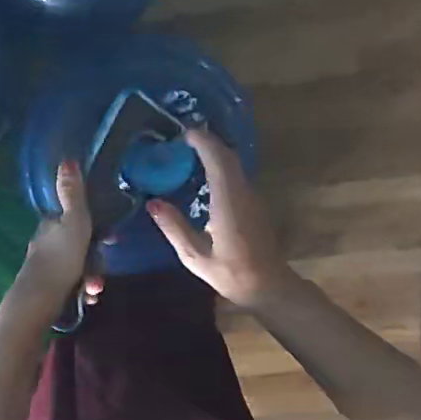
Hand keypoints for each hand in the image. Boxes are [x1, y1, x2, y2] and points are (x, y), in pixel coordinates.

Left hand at [11, 161, 102, 312]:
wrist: (39, 300)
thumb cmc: (61, 258)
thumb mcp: (74, 221)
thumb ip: (73, 194)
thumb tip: (67, 160)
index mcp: (50, 225)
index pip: (75, 218)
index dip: (96, 227)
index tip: (112, 239)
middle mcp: (45, 243)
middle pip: (80, 245)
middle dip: (95, 260)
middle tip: (101, 273)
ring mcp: (45, 266)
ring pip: (78, 267)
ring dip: (91, 278)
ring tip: (93, 289)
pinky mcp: (45, 288)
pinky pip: (72, 285)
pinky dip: (82, 290)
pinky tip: (87, 298)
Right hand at [148, 127, 296, 308]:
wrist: (268, 286)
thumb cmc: (230, 274)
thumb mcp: (195, 256)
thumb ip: (174, 227)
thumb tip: (153, 203)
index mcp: (228, 203)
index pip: (218, 160)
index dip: (203, 142)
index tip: (184, 133)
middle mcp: (243, 193)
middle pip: (228, 157)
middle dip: (207, 142)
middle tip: (182, 139)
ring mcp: (252, 197)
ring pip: (234, 165)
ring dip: (215, 154)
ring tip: (190, 153)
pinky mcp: (255, 204)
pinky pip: (237, 176)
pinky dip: (220, 167)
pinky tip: (205, 176)